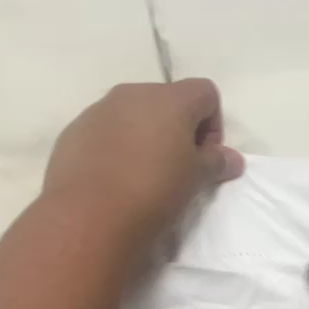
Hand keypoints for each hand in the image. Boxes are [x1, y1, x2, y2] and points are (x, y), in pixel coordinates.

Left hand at [40, 78, 245, 242]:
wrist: (90, 216)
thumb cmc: (154, 192)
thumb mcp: (195, 181)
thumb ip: (216, 163)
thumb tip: (233, 159)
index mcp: (169, 99)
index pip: (205, 92)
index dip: (213, 125)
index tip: (205, 159)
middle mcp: (133, 93)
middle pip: (167, 101)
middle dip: (179, 131)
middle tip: (178, 171)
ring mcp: (99, 109)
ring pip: (134, 115)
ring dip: (146, 139)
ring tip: (144, 178)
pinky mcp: (75, 131)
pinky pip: (106, 131)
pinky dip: (117, 149)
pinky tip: (116, 181)